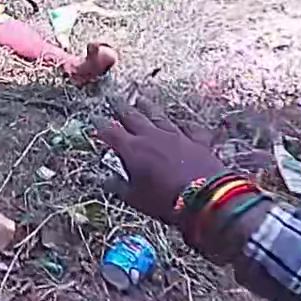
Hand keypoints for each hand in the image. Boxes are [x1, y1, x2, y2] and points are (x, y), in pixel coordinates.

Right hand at [95, 97, 228, 231]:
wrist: (206, 198)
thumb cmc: (165, 201)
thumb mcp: (135, 198)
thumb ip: (119, 186)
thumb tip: (107, 180)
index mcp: (132, 149)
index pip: (110, 132)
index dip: (100, 125)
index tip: (94, 119)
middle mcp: (152, 137)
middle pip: (132, 117)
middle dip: (121, 108)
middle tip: (113, 99)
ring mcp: (176, 136)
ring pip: (158, 117)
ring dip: (148, 108)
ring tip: (141, 100)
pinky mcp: (198, 142)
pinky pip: (190, 129)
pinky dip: (184, 126)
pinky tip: (184, 123)